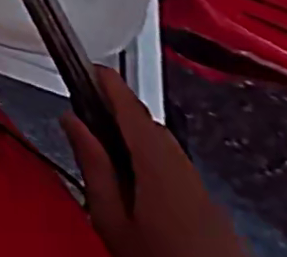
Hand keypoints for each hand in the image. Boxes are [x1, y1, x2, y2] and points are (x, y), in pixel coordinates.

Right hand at [61, 66, 247, 256]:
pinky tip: (137, 180)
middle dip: (120, 111)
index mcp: (158, 167)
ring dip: (138, 135)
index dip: (110, 84)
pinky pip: (179, 169)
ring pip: (167, 147)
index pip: (132, 110)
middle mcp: (186, 172)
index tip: (90, 67)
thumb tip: (71, 121)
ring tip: (107, 143)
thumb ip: (92, 166)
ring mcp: (205, 193)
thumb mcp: (111, 219)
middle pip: (152, 127)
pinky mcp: (215, 213)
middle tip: (88, 107)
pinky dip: (154, 158)